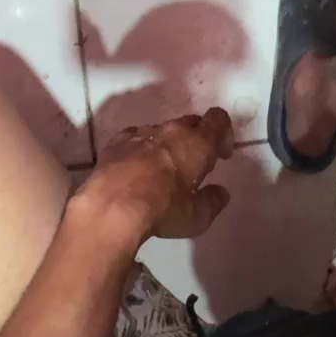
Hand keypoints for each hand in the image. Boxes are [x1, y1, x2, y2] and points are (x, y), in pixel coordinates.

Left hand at [78, 109, 235, 242]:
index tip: (221, 154)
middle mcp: (171, 130)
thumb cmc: (162, 209)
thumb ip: (212, 201)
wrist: (112, 204)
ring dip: (168, 145)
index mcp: (197, 143)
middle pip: (190, 123)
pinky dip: (142, 149)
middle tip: (194, 166)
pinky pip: (136, 138)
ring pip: (163, 131)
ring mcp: (142, 132)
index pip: (217, 119)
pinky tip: (137, 169)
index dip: (223, 132)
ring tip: (163, 172)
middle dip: (196, 139)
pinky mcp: (118, 140)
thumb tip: (220, 192)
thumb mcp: (197, 217)